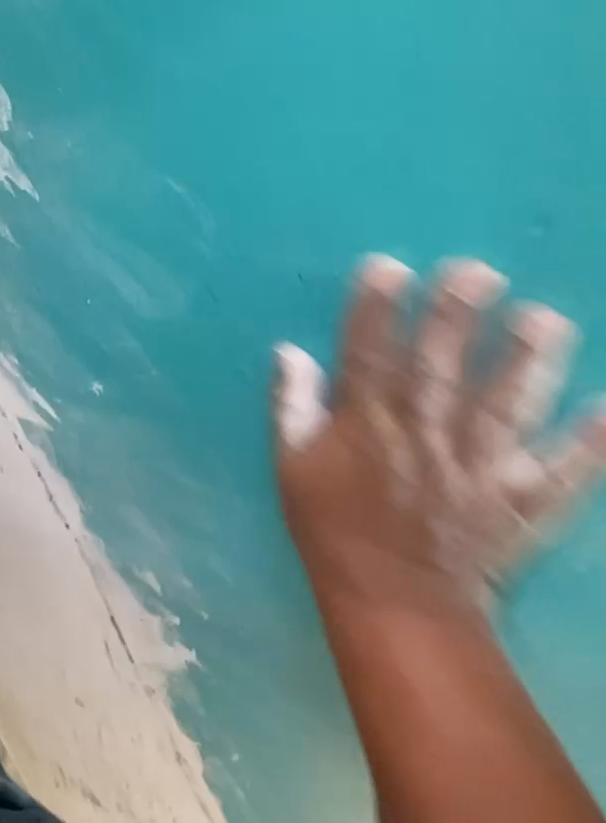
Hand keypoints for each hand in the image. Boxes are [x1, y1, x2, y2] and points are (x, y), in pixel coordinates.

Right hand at [272, 256, 605, 618]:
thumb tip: (291, 354)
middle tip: (476, 271)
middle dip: (456, 316)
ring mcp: (484, 464)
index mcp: (366, 424)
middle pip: (443, 365)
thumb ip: (292, 407)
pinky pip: (566, 464)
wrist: (395, 596)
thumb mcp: (290, 464)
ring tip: (546, 317)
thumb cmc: (327, 523)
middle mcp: (428, 433)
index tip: (388, 267)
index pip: (370, 353)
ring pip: (510, 402)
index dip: (377, 309)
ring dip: (528, 359)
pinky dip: (592, 437)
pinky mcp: (527, 496)